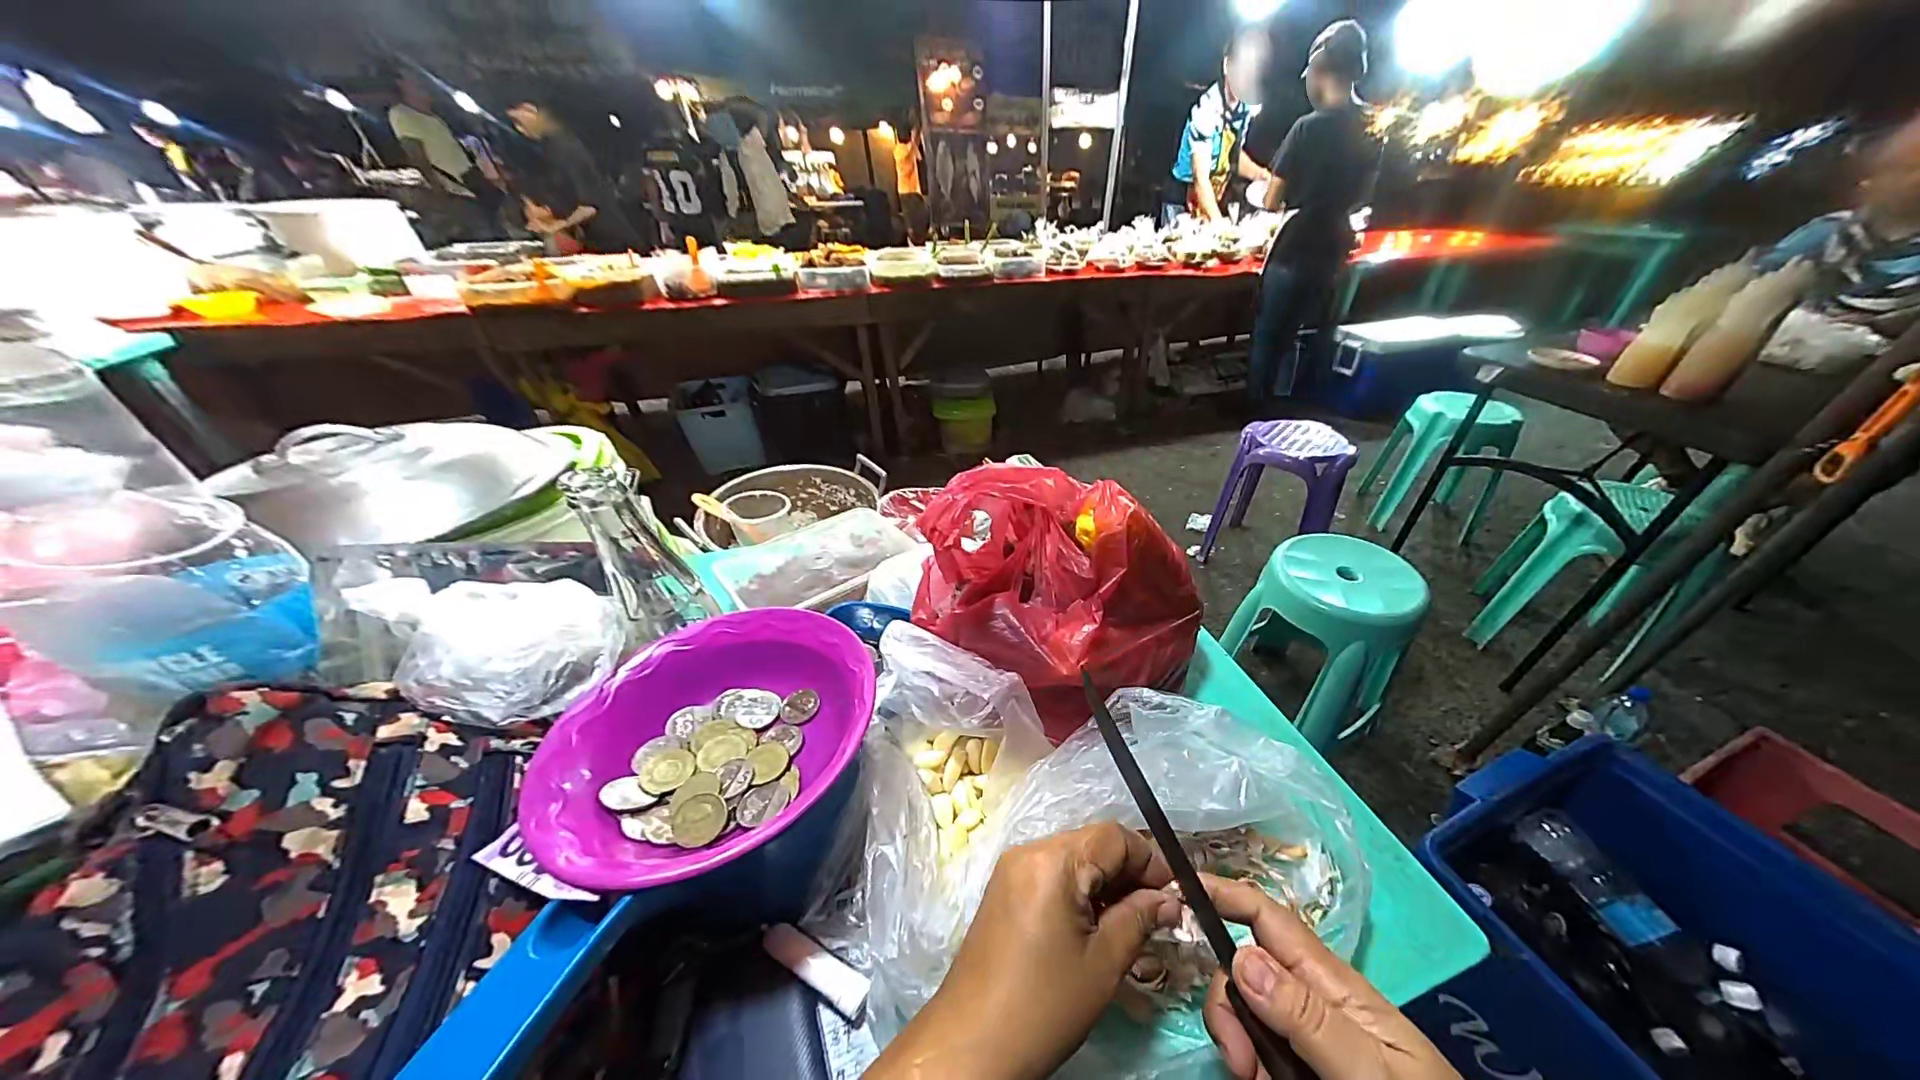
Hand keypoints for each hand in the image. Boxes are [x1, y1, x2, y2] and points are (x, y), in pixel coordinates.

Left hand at [868, 823, 1179, 1079]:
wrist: (973, 1040)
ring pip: (1072, 859)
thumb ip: (1139, 919)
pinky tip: (1095, 925)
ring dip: (1104, 883)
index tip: (1175, 893)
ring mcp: (1011, 868)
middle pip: (1091, 844)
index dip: (1150, 860)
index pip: (1113, 836)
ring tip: (1130, 924)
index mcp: (1052, 860)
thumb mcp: (1103, 963)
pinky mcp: (1003, 888)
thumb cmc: (1044, 1003)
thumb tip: (1169, 899)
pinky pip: (1051, 874)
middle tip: (1158, 913)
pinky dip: (1078, 890)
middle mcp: (1028, 851)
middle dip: (1128, 872)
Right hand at [1200, 876, 1458, 1079]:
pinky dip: (1250, 1066)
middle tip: (1240, 1060)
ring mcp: (1306, 1031)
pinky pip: (1257, 1047)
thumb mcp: (1370, 1069)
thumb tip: (1240, 955)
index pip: (1266, 916)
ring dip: (1236, 1040)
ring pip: (1243, 1009)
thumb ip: (1308, 1016)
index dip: (1222, 892)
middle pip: (1242, 968)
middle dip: (1226, 1003)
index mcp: (1332, 982)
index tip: (1175, 887)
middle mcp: (1312, 997)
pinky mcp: (1299, 1063)